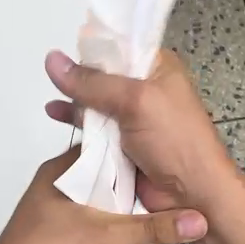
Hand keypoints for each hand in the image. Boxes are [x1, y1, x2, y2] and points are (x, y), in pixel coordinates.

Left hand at [0, 147, 207, 243]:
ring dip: (121, 210)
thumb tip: (198, 221)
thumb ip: (151, 229)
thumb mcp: (104, 238)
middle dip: (132, 184)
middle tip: (168, 188)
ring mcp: (55, 212)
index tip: (165, 159)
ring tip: (156, 212)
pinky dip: (109, 229)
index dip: (134, 152)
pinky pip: (90, 224)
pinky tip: (131, 236)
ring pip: (97, 203)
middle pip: (103, 177)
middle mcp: (56, 186)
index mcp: (60, 171)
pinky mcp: (57, 237)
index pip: (102, 147)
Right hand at [44, 49, 244, 213]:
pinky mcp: (122, 143)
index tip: (65, 52)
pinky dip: (76, 123)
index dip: (94, 48)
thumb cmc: (175, 140)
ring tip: (52, 101)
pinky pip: (94, 128)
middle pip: (104, 76)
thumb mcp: (135, 102)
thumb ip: (92, 83)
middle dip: (80, 78)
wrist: (193, 196)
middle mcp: (145, 89)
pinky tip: (55, 116)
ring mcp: (133, 118)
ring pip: (96, 103)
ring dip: (75, 102)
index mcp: (158, 69)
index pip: (121, 47)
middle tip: (53, 79)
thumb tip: (51, 59)